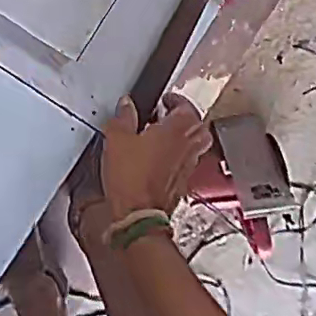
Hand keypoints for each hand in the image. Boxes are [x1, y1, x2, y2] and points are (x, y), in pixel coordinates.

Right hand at [100, 98, 209, 215]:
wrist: (138, 215)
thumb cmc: (132, 178)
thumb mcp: (117, 138)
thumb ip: (123, 117)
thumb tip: (126, 105)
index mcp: (177, 130)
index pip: (187, 107)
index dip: (176, 100)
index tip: (165, 99)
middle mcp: (188, 147)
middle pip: (198, 127)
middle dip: (186, 118)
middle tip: (169, 115)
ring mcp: (188, 167)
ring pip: (195, 145)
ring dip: (183, 138)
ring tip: (163, 135)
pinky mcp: (182, 184)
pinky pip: (186, 164)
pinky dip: (176, 157)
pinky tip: (158, 159)